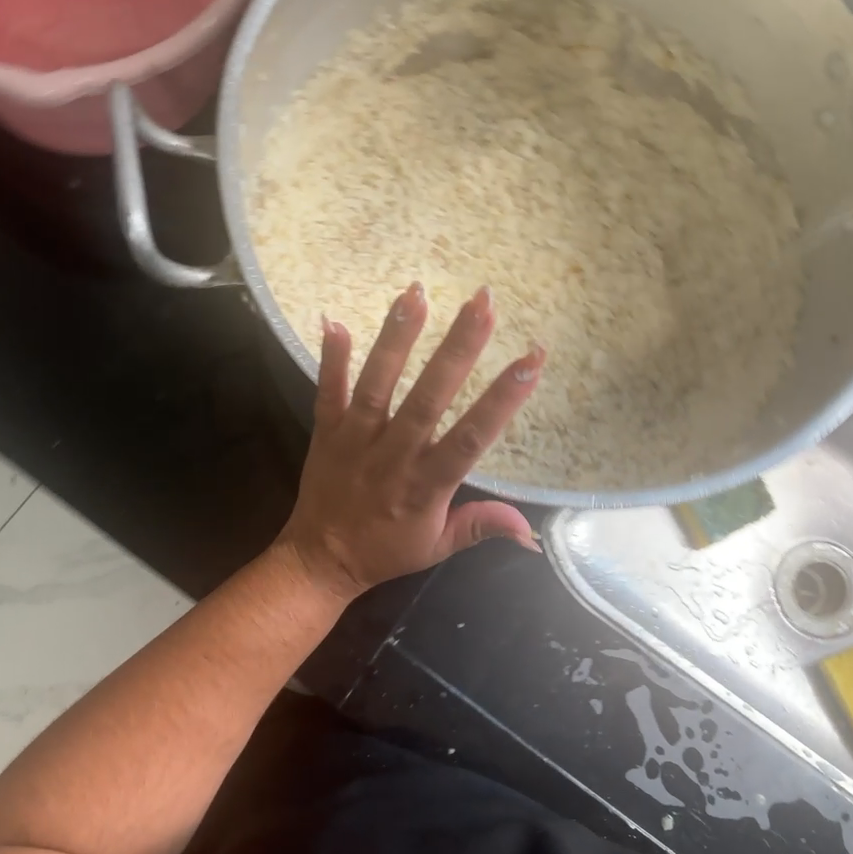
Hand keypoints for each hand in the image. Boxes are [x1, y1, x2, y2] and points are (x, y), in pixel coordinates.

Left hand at [272, 282, 546, 601]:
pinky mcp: (326, 433)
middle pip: (428, 399)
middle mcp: (393, 457)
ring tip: (416, 293)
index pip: (471, 437)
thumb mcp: (438, 547)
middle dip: (457, 349)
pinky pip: (328, 393)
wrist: (320, 560)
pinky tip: (334, 321)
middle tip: (482, 302)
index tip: (532, 360)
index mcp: (426, 486)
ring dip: (398, 339)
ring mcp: (356, 441)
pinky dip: (331, 360)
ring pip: (378, 386)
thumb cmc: (385, 551)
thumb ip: (481, 526)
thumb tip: (532, 533)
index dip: (503, 400)